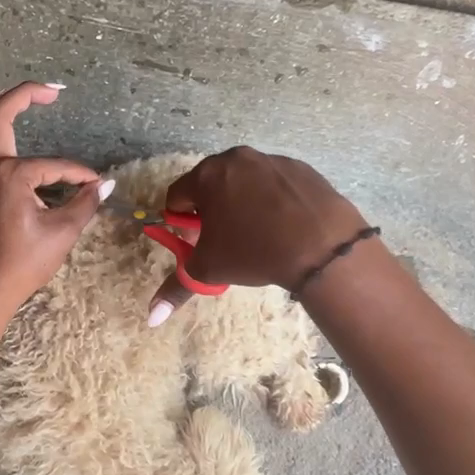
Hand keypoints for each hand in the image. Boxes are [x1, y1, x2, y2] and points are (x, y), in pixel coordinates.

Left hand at [0, 83, 109, 310]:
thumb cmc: (24, 262)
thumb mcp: (63, 231)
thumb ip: (84, 202)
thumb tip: (105, 185)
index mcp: (10, 174)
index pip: (54, 165)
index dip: (78, 174)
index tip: (96, 186)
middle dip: (23, 96)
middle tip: (52, 91)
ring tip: (9, 101)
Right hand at [147, 146, 367, 324]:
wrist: (321, 245)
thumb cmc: (252, 251)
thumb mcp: (208, 270)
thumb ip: (176, 286)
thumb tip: (152, 316)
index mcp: (207, 176)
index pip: (175, 196)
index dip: (179, 222)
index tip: (195, 241)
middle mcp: (236, 158)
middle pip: (210, 185)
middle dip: (210, 211)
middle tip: (224, 240)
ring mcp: (271, 159)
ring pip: (244, 183)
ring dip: (240, 205)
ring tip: (256, 235)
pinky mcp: (301, 168)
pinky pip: (274, 185)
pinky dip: (271, 202)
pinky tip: (282, 227)